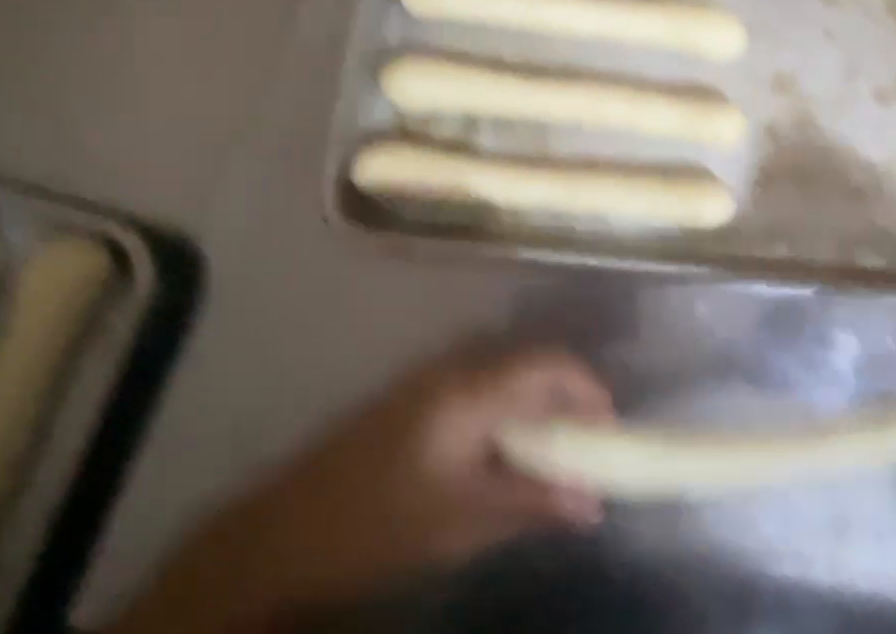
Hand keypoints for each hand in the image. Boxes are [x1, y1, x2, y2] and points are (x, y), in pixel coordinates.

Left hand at [109, 344, 612, 632]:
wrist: (284, 531)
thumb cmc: (381, 523)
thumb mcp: (465, 520)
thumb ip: (534, 502)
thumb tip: (594, 504)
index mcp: (469, 390)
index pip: (549, 364)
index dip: (589, 389)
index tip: (611, 432)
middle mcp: (451, 370)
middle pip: (529, 365)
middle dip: (567, 399)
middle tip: (586, 448)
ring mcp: (426, 381)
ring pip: (503, 377)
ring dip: (536, 408)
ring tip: (553, 456)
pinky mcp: (410, 400)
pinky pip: (477, 391)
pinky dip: (505, 415)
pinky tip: (504, 456)